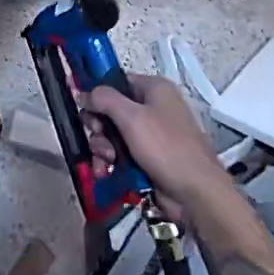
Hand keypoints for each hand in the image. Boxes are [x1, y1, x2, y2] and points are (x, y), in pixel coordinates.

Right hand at [80, 73, 225, 216]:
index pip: (116, 80)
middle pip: (109, 109)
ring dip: (102, 147)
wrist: (195, 194)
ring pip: (110, 134)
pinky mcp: (146, 158)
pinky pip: (118, 153)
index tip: (79, 102)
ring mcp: (149, 134)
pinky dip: (110, 161)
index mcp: (154, 89)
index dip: (96, 91)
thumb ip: (103, 99)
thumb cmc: (165, 147)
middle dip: (99, 126)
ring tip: (108, 160)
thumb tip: (82, 92)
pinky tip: (106, 172)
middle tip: (98, 135)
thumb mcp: (132, 118)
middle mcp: (152, 108)